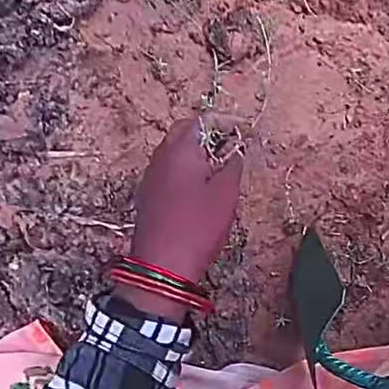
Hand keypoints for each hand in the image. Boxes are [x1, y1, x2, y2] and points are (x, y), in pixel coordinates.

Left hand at [118, 118, 244, 318]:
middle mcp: (160, 158)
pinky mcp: (147, 197)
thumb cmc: (197, 226)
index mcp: (179, 150)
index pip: (199, 122)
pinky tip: (196, 191)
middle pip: (182, 135)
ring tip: (216, 170)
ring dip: (193, 156)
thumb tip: (234, 153)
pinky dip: (182, 174)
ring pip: (172, 155)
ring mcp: (150, 178)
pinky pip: (167, 174)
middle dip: (205, 137)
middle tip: (229, 149)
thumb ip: (232, 167)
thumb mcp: (225, 194)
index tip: (240, 132)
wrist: (162, 265)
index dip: (222, 124)